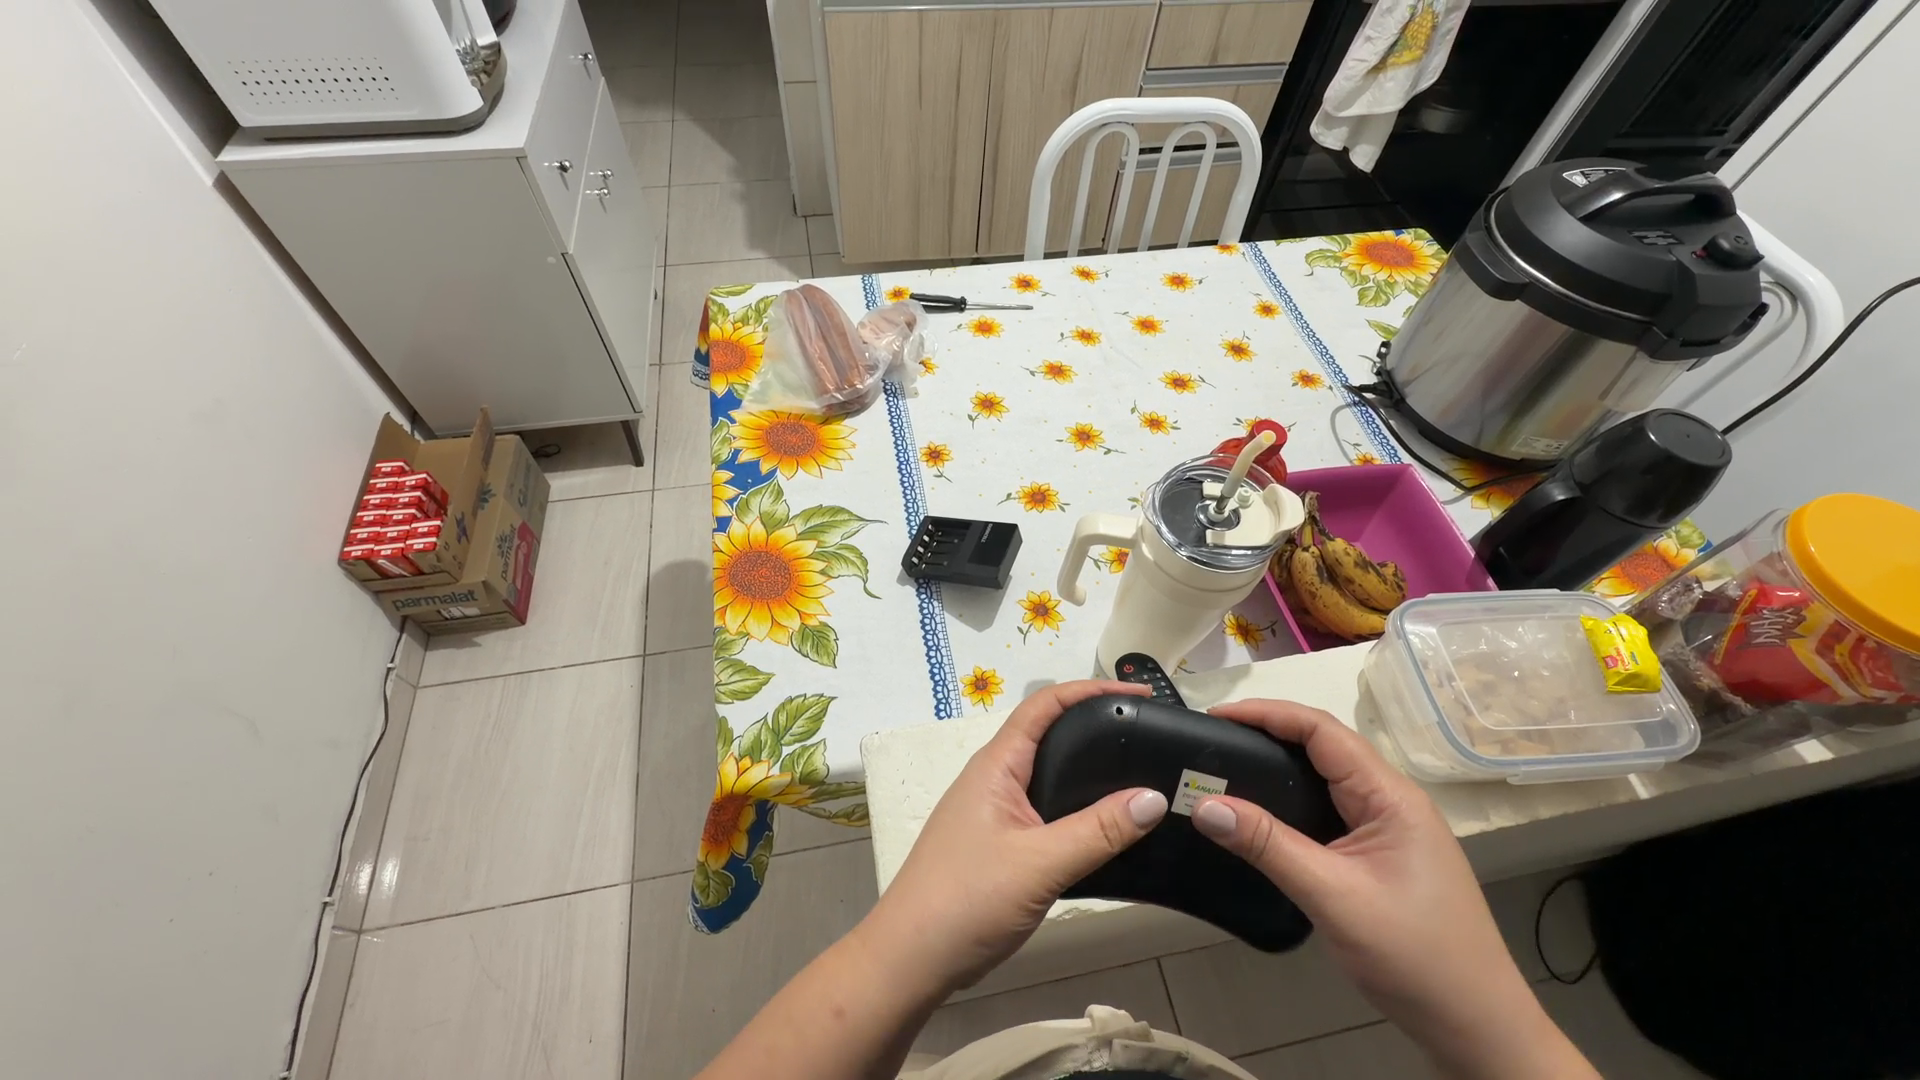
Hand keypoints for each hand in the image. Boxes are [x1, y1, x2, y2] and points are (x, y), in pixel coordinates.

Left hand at [863, 680, 1168, 993]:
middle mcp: (994, 779)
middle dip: (1095, 727)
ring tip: (1139, 774)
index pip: (1043, 706)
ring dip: (1089, 771)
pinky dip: (1080, 809)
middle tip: (1148, 733)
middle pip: (1049, 736)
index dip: (1089, 690)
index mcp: (996, 765)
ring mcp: (995, 813)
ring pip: (1049, 777)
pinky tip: (1109, 827)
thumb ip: (1098, 831)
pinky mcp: (1001, 844)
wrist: (911, 959)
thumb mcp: (1039, 864)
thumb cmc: (966, 900)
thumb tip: (1154, 796)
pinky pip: (1047, 811)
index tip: (1137, 692)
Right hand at [1188, 700, 1595, 1078]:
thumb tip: (1203, 804)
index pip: (1322, 731)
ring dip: (1277, 765)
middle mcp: (1391, 800)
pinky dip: (1289, 800)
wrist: (1477, 1026)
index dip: (1267, 713)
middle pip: (1323, 746)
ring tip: (1224, 767)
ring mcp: (1388, 827)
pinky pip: (1327, 808)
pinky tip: (1260, 813)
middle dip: (1267, 733)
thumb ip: (1267, 846)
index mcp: (1390, 796)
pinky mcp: (1379, 852)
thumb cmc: (1414, 956)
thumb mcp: (1333, 897)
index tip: (1214, 717)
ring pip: (1325, 777)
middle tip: (1210, 741)